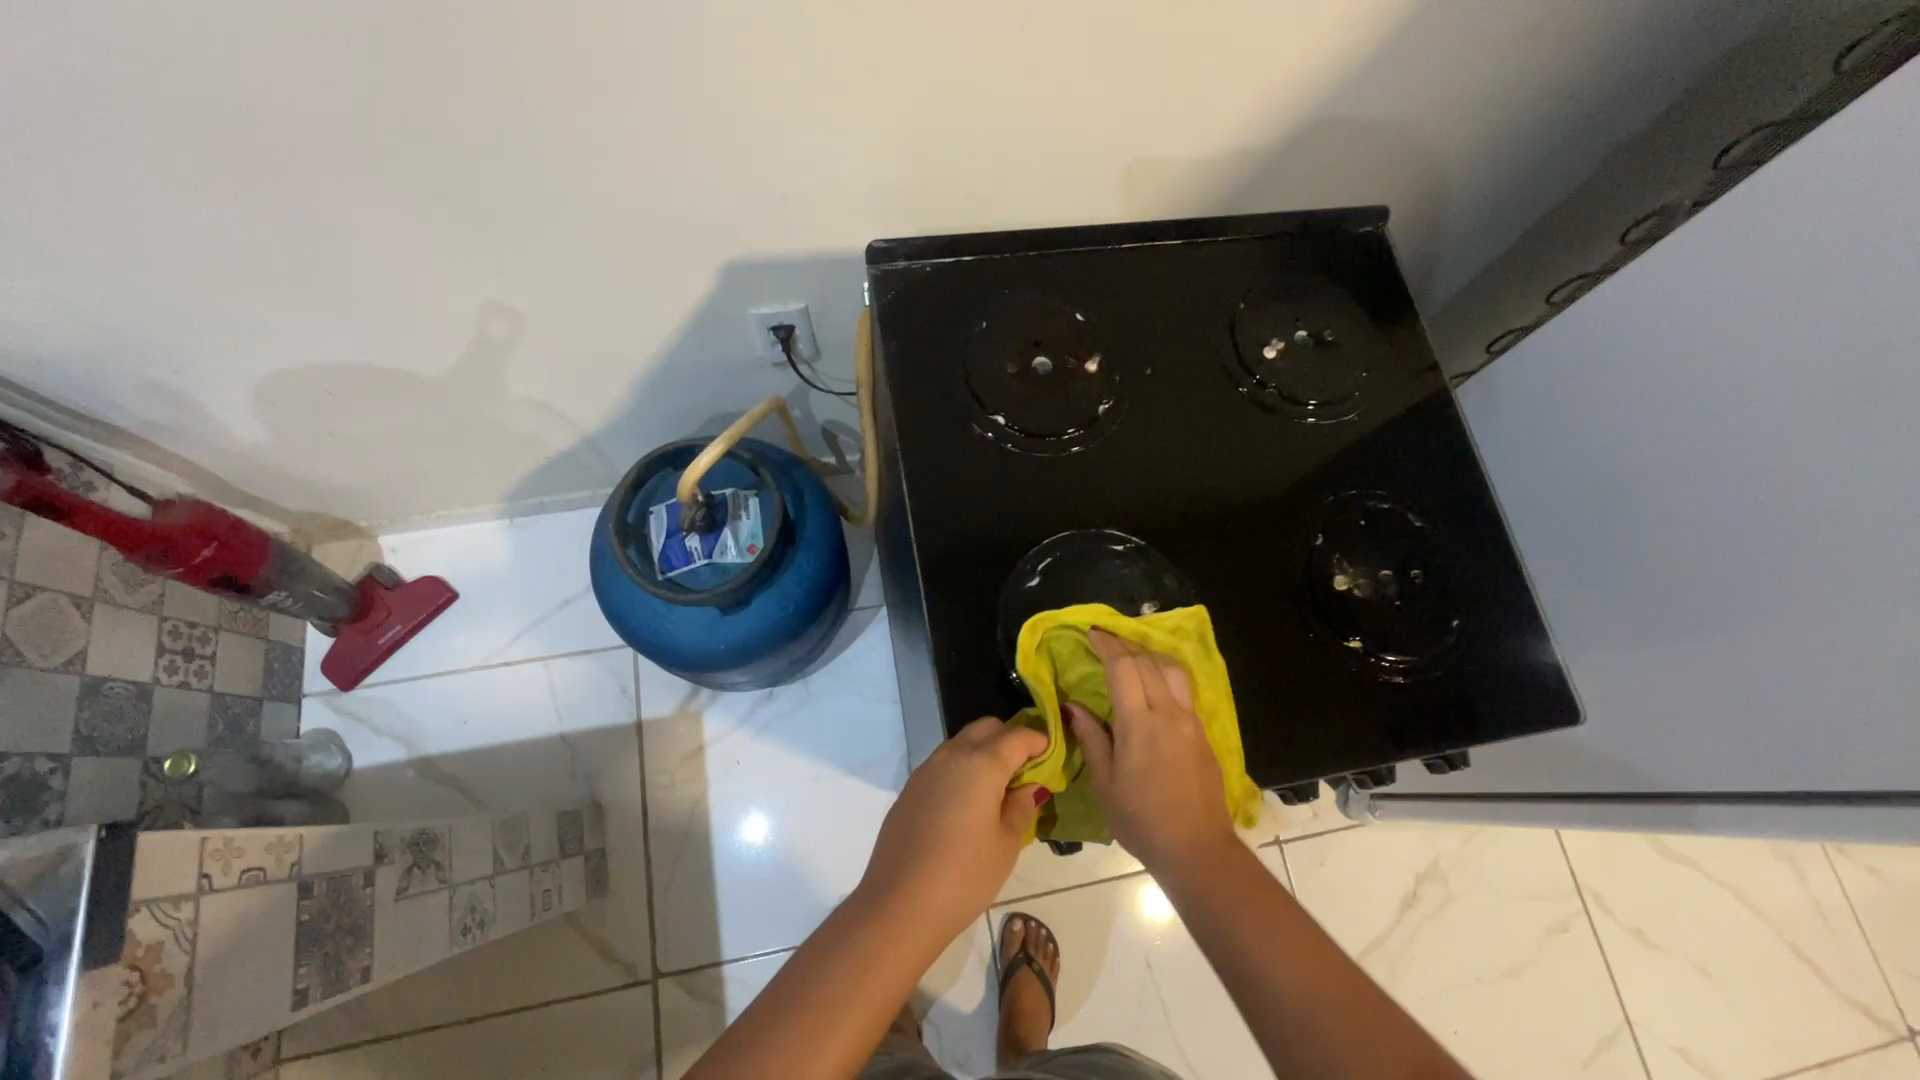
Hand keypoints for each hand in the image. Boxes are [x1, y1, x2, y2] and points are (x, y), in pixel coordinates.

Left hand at [858, 717, 1048, 935]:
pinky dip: (962, 771)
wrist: (899, 904)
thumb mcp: (1006, 844)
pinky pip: (942, 765)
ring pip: (961, 744)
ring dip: (983, 753)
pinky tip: (968, 805)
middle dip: (1009, 740)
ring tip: (999, 790)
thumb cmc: (964, 876)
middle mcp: (951, 756)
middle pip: (985, 729)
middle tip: (1027, 771)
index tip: (1053, 756)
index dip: (1039, 741)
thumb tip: (1028, 787)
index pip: (1017, 737)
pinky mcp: (909, 790)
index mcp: (981, 764)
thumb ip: (1021, 807)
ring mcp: (925, 771)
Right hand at [1068, 629, 1237, 873]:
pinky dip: (1165, 675)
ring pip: (1173, 671)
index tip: (1091, 632)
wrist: (1197, 848)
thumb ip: (1091, 738)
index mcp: (1139, 724)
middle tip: (1104, 641)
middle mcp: (1169, 714)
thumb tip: (1073, 706)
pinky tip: (1154, 684)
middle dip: (1124, 646)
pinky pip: (1184, 690)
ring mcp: (1191, 722)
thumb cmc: (1141, 821)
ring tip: (1131, 657)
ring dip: (1149, 655)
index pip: (1123, 668)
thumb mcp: (1104, 784)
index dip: (1107, 645)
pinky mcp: (1204, 733)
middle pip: (1148, 663)